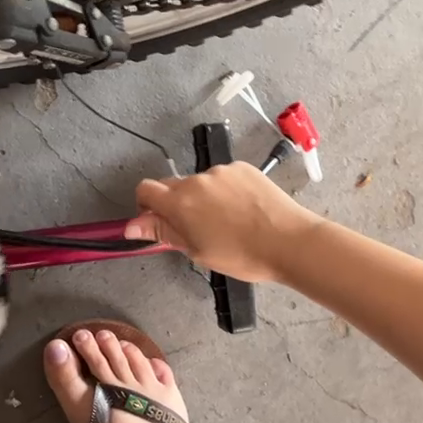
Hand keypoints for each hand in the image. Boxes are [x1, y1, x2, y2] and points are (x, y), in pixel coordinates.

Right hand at [125, 162, 323, 282]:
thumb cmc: (244, 254)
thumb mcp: (197, 251)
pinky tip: (242, 209)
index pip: (145, 190)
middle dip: (176, 204)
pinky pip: (223, 177)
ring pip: (199, 182)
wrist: (289, 242)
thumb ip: (163, 233)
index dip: (146, 205)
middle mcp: (196, 181)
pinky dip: (226, 190)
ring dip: (203, 197)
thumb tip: (133, 225)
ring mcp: (220, 171)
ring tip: (227, 221)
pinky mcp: (241, 168)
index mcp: (179, 203)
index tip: (157, 219)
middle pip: (172, 185)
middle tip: (196, 228)